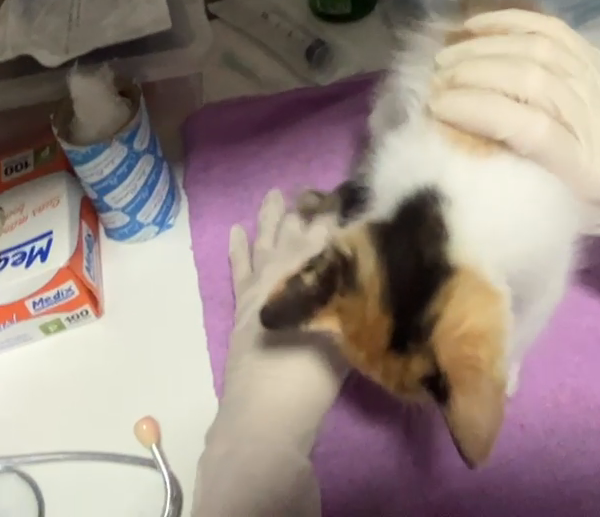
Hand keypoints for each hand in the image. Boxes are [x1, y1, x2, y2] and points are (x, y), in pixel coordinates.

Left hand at [191, 191, 343, 516]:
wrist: (267, 408)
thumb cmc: (313, 371)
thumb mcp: (347, 326)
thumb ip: (353, 292)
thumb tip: (363, 268)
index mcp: (315, 267)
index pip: (329, 227)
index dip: (338, 209)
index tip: (347, 192)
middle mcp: (286, 266)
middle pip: (297, 228)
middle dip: (306, 208)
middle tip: (314, 190)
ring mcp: (260, 283)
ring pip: (266, 239)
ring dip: (271, 216)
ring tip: (274, 193)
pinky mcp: (243, 302)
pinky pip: (238, 267)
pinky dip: (237, 248)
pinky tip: (236, 230)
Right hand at [428, 9, 599, 314]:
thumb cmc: (598, 209)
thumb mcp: (554, 206)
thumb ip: (509, 169)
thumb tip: (448, 133)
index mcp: (588, 169)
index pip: (528, 128)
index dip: (476, 110)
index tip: (435, 107)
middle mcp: (599, 120)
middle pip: (530, 80)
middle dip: (471, 74)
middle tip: (433, 81)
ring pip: (538, 48)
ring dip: (482, 47)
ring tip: (446, 57)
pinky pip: (552, 28)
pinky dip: (508, 22)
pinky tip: (474, 27)